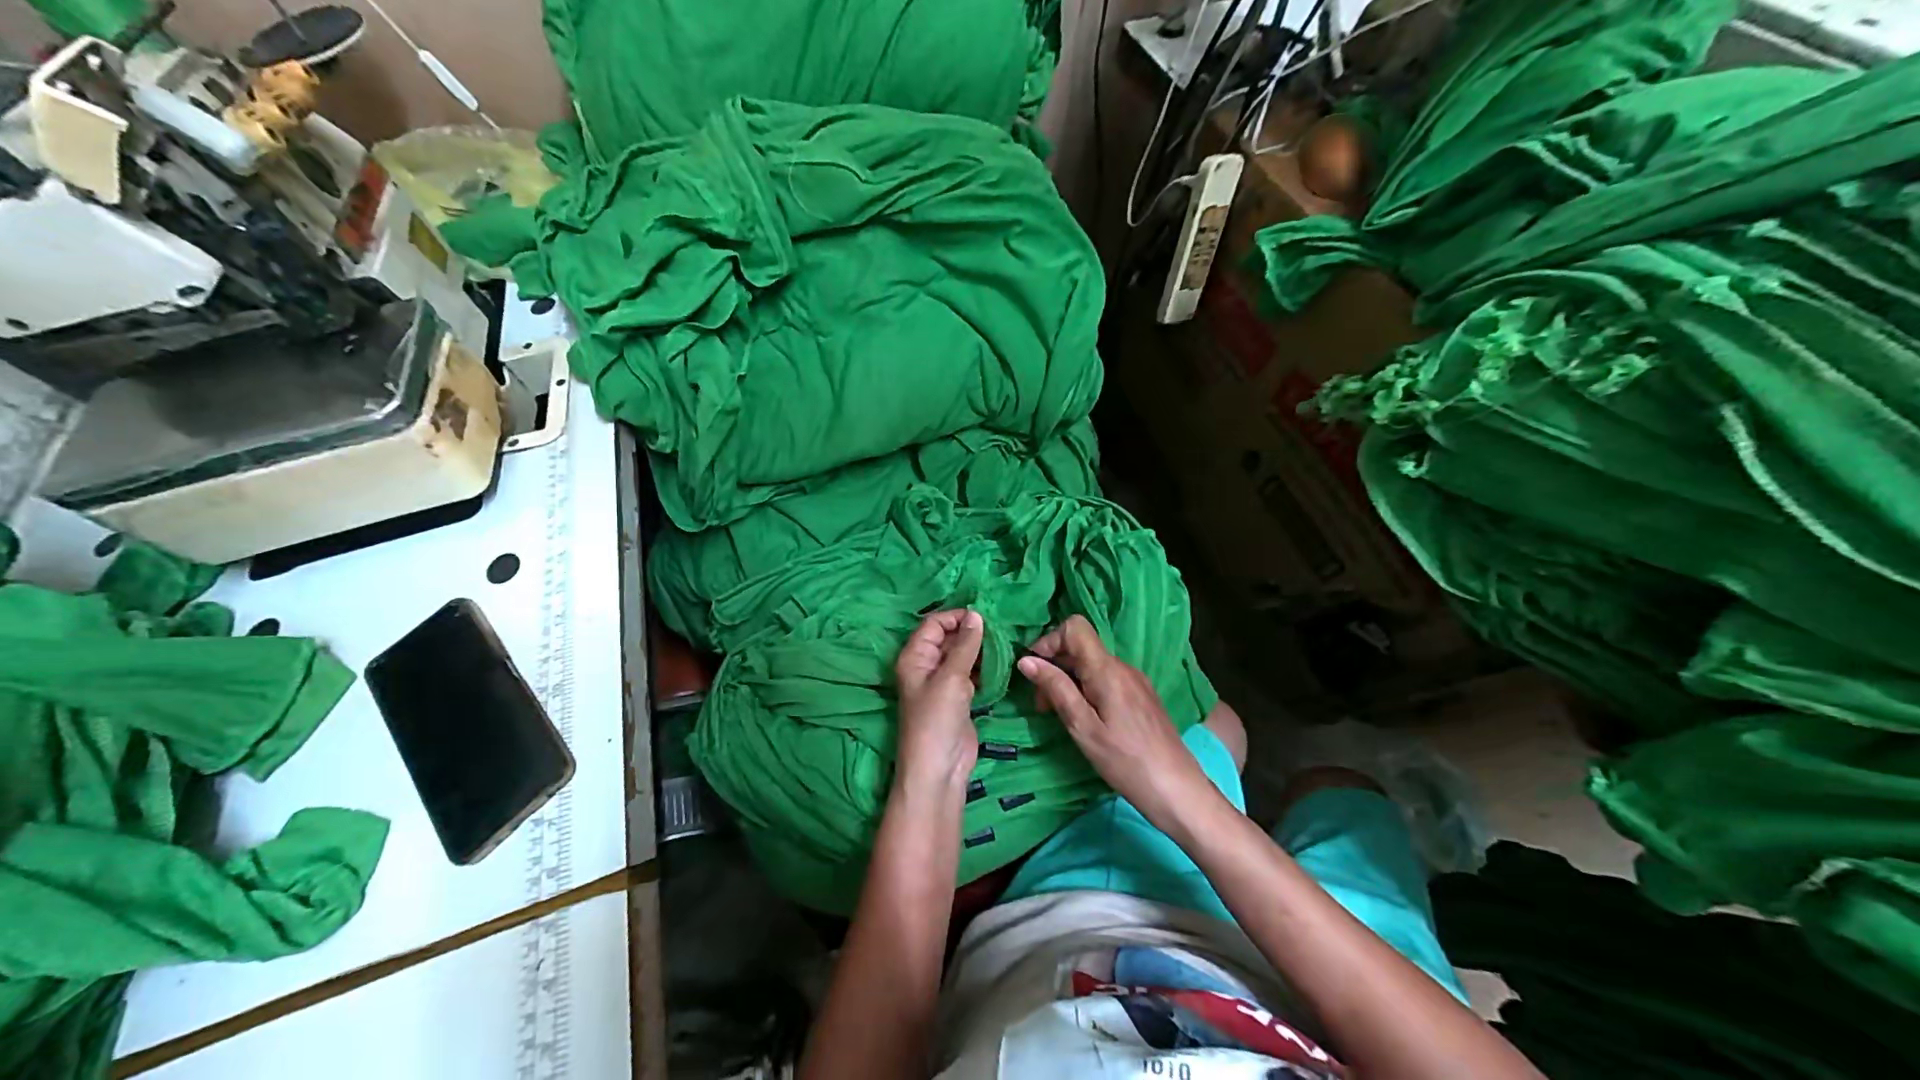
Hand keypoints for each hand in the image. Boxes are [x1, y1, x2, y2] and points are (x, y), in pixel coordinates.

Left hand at [894, 609, 984, 790]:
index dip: (956, 617)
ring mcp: (943, 683)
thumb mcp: (951, 678)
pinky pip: (972, 673)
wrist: (939, 768)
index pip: (934, 624)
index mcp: (915, 657)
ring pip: (962, 656)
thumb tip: (976, 615)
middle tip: (1000, 630)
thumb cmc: (937, 719)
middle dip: (972, 632)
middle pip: (949, 638)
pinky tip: (1001, 664)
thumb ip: (965, 645)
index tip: (984, 616)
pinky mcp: (959, 698)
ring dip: (981, 649)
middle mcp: (926, 666)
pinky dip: (984, 667)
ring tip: (1005, 644)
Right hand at [1017, 616, 1221, 831]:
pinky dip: (1086, 690)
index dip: (1049, 642)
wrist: (1177, 789)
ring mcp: (1135, 680)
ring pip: (1091, 665)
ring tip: (1060, 716)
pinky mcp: (1141, 696)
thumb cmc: (1125, 761)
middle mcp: (1123, 667)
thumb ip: (1056, 689)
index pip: (1074, 627)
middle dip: (1054, 667)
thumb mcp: (1083, 727)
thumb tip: (1027, 660)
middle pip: (1080, 647)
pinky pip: (1106, 679)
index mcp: (1107, 670)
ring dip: (1068, 682)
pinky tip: (1085, 719)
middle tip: (1042, 706)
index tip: (1035, 673)